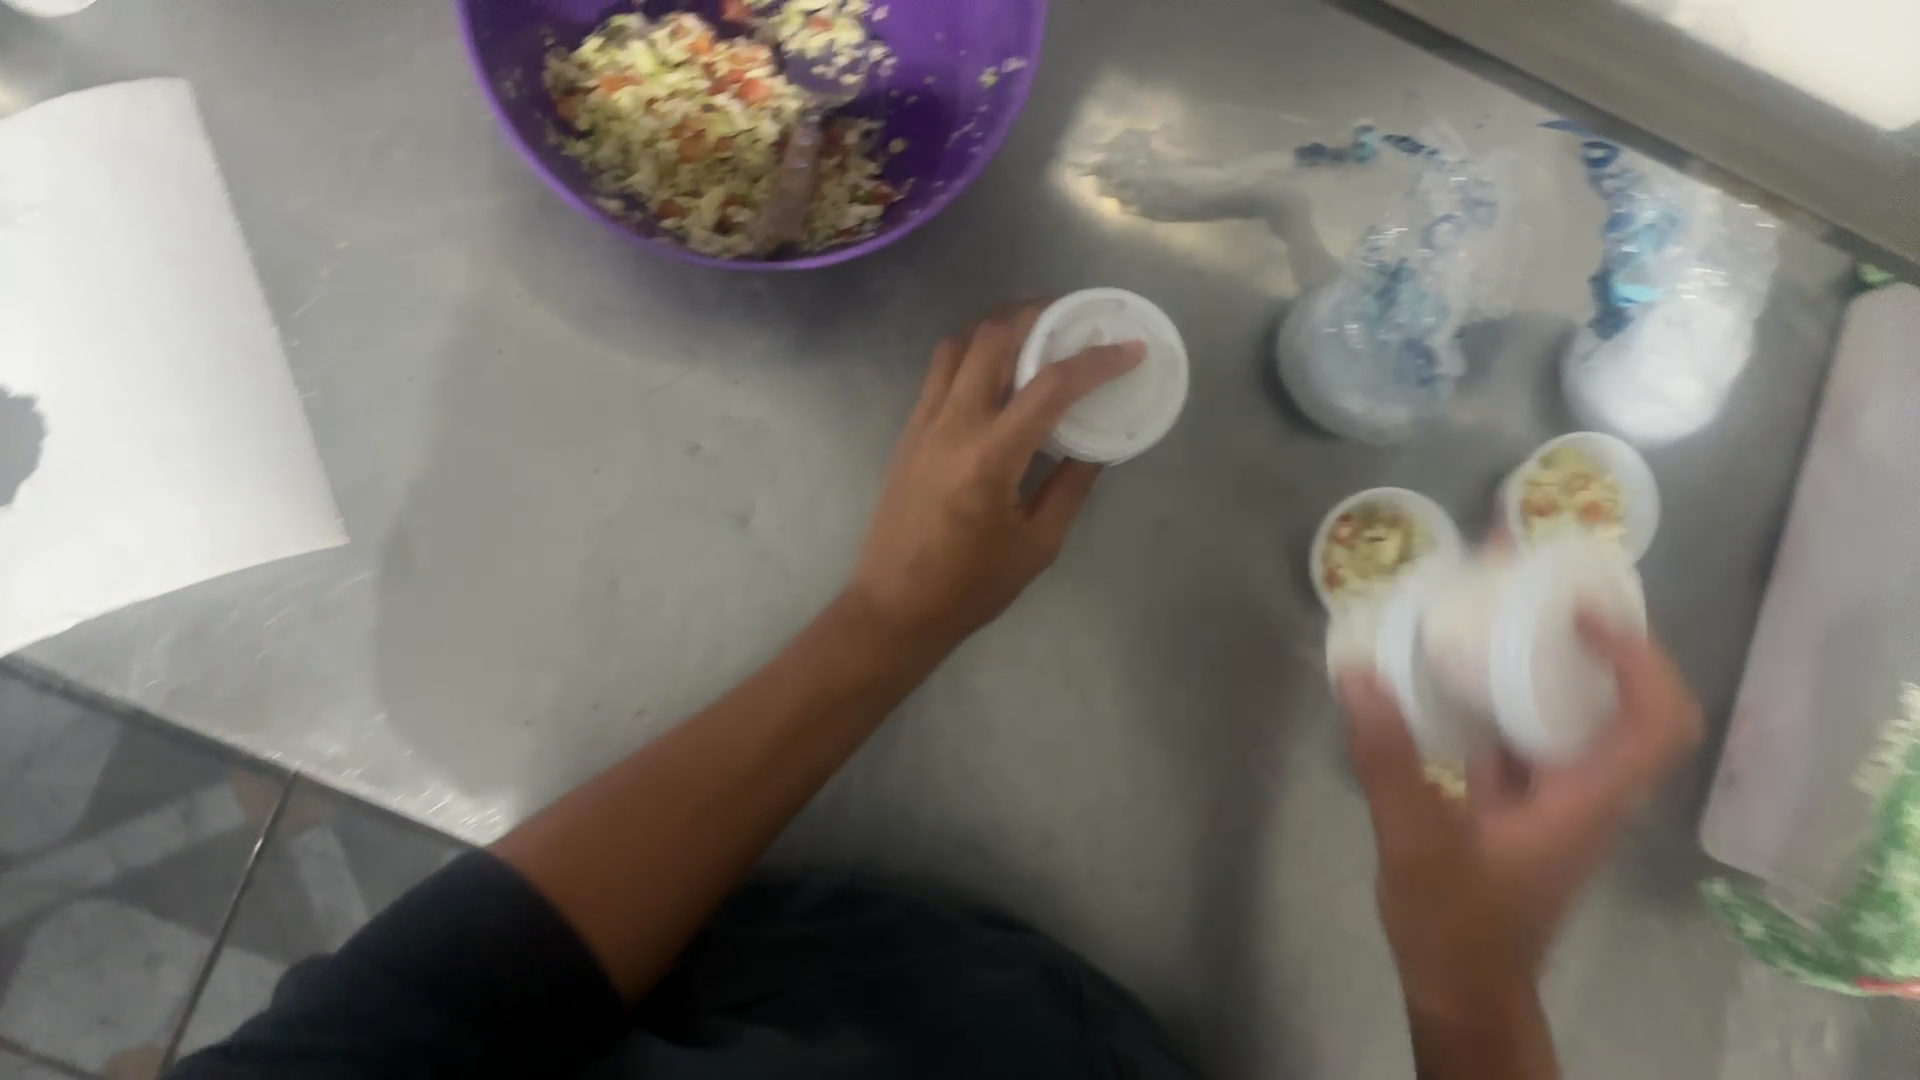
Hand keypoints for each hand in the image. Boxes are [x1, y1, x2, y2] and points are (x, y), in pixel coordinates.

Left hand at [847, 303, 1143, 651]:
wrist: (895, 607)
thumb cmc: (971, 587)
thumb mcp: (1038, 544)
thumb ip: (1071, 486)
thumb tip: (1096, 446)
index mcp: (991, 458)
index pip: (1051, 386)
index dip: (1097, 361)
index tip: (1129, 349)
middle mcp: (953, 426)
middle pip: (993, 338)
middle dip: (1037, 315)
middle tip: (1071, 321)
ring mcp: (923, 425)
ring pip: (958, 345)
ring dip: (998, 327)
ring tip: (1032, 335)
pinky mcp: (908, 434)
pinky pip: (939, 373)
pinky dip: (970, 355)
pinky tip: (994, 375)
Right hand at [1338, 615, 1701, 1020]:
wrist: (1460, 984)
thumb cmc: (1454, 921)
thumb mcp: (1414, 840)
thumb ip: (1387, 758)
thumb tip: (1357, 671)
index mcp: (1584, 798)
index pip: (1655, 721)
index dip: (1636, 657)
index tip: (1576, 608)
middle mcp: (1582, 788)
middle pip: (1615, 700)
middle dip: (1575, 633)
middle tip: (1517, 579)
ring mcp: (1550, 795)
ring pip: (1565, 712)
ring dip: (1534, 657)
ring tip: (1481, 609)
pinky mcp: (1516, 801)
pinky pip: (1521, 730)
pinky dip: (1496, 692)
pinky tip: (1444, 675)